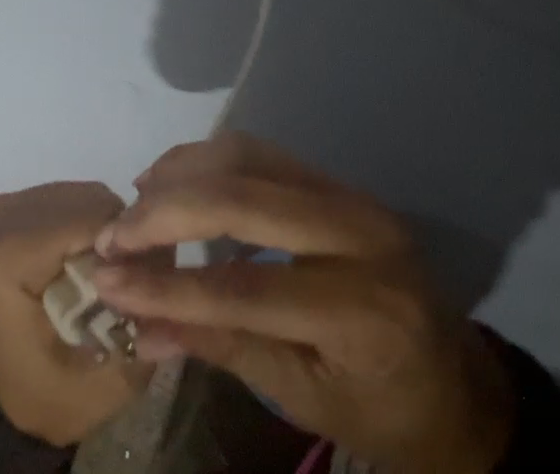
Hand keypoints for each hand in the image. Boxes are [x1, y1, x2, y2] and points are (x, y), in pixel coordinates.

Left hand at [0, 182, 151, 446]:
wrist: (10, 396)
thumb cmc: (55, 394)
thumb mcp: (110, 379)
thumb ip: (141, 321)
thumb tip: (167, 264)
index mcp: (8, 258)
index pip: (90, 220)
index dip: (130, 247)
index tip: (149, 284)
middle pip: (89, 202)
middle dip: (122, 239)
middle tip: (137, 283)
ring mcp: (1, 211)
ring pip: (84, 196)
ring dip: (110, 232)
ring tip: (117, 277)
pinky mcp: (9, 210)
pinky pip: (69, 199)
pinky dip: (91, 226)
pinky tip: (94, 261)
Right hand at [92, 135, 515, 473]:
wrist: (456, 382)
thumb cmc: (379, 406)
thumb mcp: (299, 394)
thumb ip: (217, 346)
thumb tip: (132, 325)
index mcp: (365, 312)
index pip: (244, 289)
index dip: (166, 286)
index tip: (103, 280)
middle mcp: (364, 237)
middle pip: (242, 199)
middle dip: (163, 213)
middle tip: (111, 238)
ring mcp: (353, 198)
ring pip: (246, 158)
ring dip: (179, 175)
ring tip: (134, 206)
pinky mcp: (338, 184)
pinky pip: (258, 154)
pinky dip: (204, 163)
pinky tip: (170, 185)